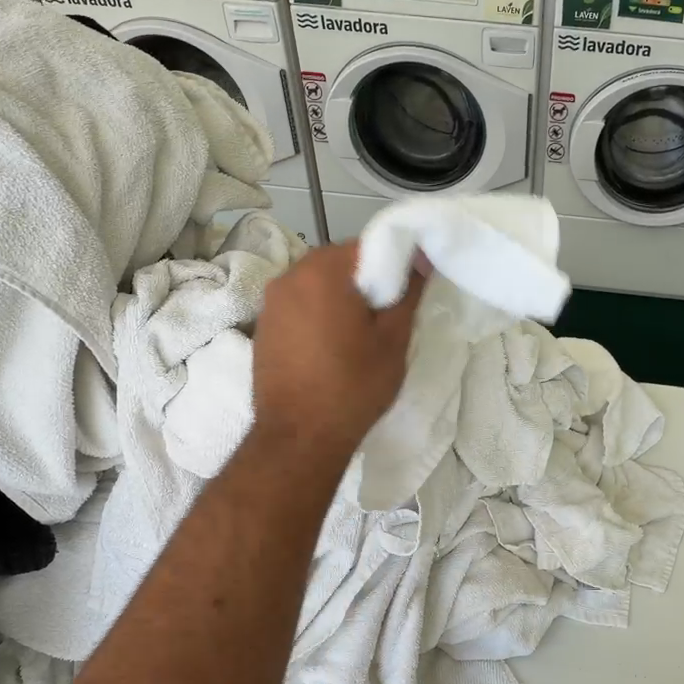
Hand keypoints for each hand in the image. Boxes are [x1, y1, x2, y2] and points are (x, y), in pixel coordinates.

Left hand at [253, 241, 426, 456]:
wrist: (299, 438)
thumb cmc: (353, 386)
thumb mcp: (394, 339)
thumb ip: (409, 292)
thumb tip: (421, 259)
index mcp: (323, 271)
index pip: (368, 245)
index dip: (393, 263)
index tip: (407, 291)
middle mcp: (289, 276)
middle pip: (338, 262)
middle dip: (364, 280)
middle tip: (387, 314)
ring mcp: (270, 302)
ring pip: (316, 284)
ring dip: (339, 298)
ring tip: (360, 333)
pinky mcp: (262, 327)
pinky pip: (298, 306)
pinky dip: (318, 314)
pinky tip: (332, 346)